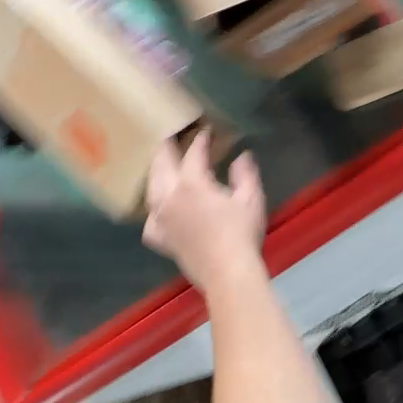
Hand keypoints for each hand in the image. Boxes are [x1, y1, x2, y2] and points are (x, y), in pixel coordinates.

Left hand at [143, 130, 266, 292]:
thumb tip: (242, 157)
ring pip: (151, 188)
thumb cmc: (242, 233)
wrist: (228, 271)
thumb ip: (245, 175)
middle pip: (161, 164)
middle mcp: (169, 196)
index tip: (205, 131)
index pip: (194, 154)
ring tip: (161, 167)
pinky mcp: (160, 238)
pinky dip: (155, 212)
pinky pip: (151, 220)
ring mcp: (160, 218)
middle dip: (166, 148)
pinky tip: (160, 214)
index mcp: (192, 183)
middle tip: (168, 136)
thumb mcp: (251, 199)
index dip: (200, 140)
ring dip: (155, 173)